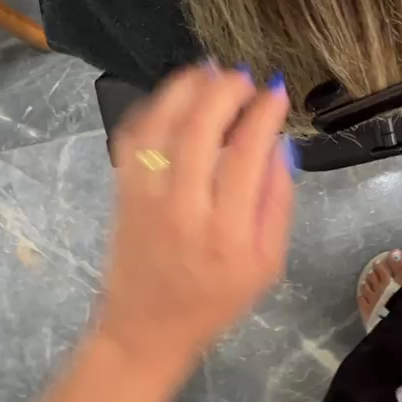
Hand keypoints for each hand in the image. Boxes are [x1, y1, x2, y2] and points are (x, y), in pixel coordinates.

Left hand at [97, 65, 295, 369]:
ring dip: (186, 88)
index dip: (264, 113)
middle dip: (225, 91)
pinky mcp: (122, 190)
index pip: (246, 154)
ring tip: (210, 70)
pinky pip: (132, 136)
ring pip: (161, 126)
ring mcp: (145, 197)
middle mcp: (182, 208)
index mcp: (227, 231)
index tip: (277, 91)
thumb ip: (277, 202)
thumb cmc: (215, 299)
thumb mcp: (268, 263)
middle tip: (244, 76)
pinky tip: (175, 94)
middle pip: (200, 129)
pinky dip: (153, 106)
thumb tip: (279, 144)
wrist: (145, 330)